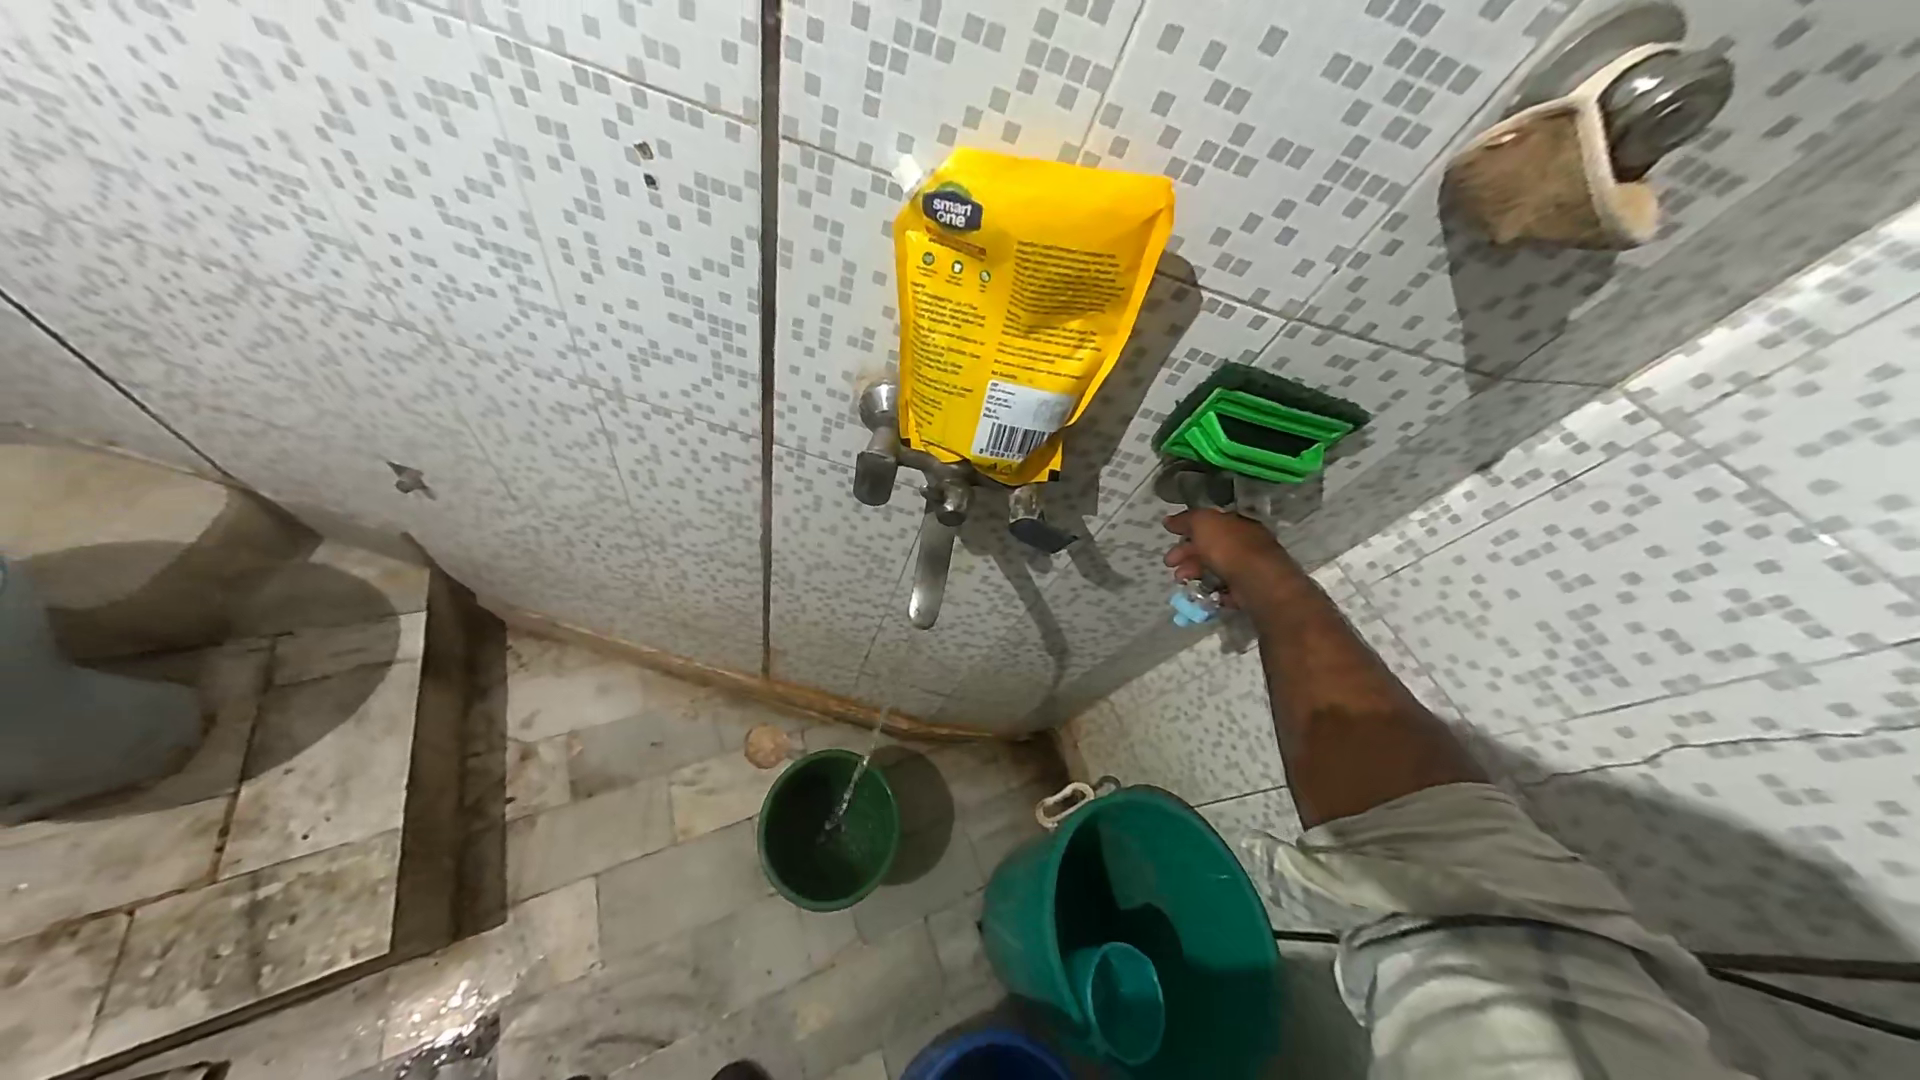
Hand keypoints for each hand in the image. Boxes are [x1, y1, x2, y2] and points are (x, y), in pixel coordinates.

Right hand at [1163, 508, 1293, 593]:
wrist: (1257, 581)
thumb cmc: (1229, 548)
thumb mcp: (1203, 523)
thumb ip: (1186, 519)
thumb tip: (1169, 521)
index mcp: (1237, 524)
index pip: (1210, 525)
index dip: (1188, 531)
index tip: (1171, 538)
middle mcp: (1245, 543)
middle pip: (1210, 547)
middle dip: (1186, 554)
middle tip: (1169, 563)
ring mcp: (1248, 568)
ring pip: (1214, 568)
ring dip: (1194, 572)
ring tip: (1181, 580)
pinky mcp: (1248, 590)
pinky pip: (1224, 588)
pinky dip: (1210, 589)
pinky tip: (1201, 592)